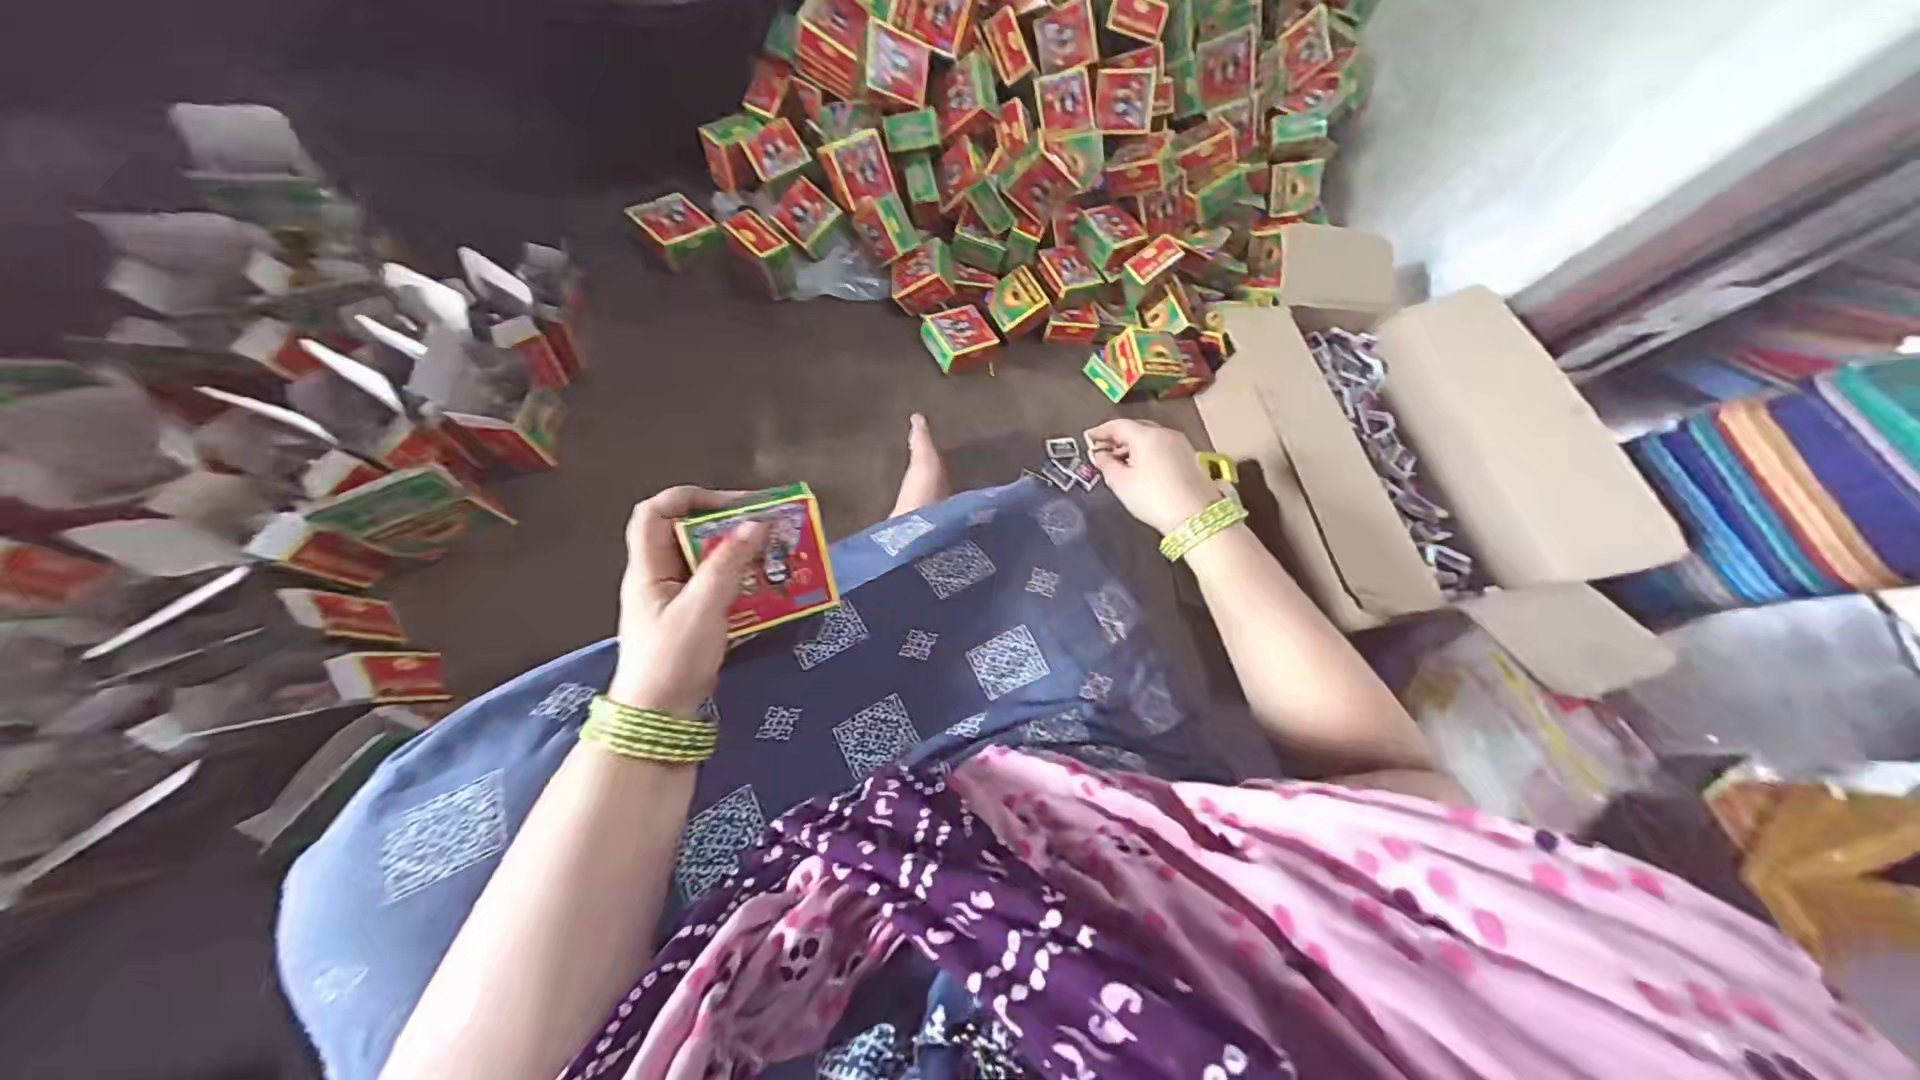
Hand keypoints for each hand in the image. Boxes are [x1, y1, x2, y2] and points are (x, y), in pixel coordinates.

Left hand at [608, 486, 767, 714]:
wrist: (659, 716)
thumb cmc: (673, 658)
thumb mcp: (702, 608)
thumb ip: (728, 564)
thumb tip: (755, 523)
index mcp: (649, 568)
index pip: (655, 512)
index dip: (689, 498)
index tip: (731, 505)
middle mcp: (660, 576)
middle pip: (688, 532)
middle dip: (728, 524)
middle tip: (766, 525)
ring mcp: (677, 597)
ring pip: (707, 559)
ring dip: (740, 552)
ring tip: (773, 552)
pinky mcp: (693, 616)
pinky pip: (718, 584)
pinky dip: (741, 578)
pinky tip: (766, 584)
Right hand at [1085, 419, 1225, 533]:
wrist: (1195, 518)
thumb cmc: (1153, 498)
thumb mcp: (1121, 483)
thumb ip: (1106, 465)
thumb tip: (1099, 455)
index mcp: (1147, 436)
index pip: (1118, 425)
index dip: (1101, 431)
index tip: (1088, 438)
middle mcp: (1166, 434)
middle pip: (1136, 429)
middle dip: (1117, 438)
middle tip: (1102, 450)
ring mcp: (1181, 445)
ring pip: (1150, 438)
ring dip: (1132, 446)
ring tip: (1118, 461)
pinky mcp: (1189, 458)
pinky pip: (1162, 447)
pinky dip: (1147, 452)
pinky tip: (1139, 467)